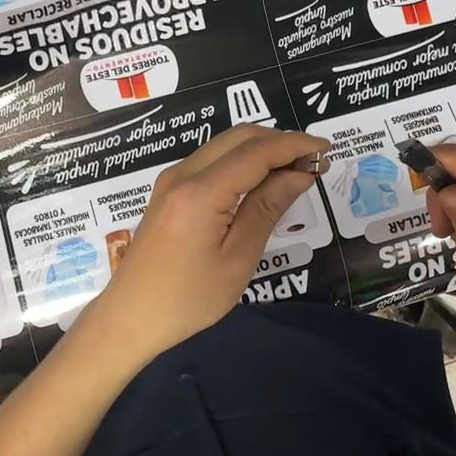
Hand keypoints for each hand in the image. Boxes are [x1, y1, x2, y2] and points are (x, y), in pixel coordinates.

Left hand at [83, 124, 329, 356]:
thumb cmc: (187, 300)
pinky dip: (240, 163)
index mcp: (200, 192)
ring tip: (294, 173)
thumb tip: (300, 174)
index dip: (295, 146)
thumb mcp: (237, 259)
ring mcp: (171, 181)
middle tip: (314, 164)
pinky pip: (210, 162)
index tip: (326, 151)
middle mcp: (182, 175)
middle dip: (280, 142)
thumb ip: (267, 209)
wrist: (129, 318)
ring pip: (223, 146)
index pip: (257, 152)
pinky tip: (260, 184)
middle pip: (239, 138)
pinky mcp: (167, 192)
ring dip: (260, 151)